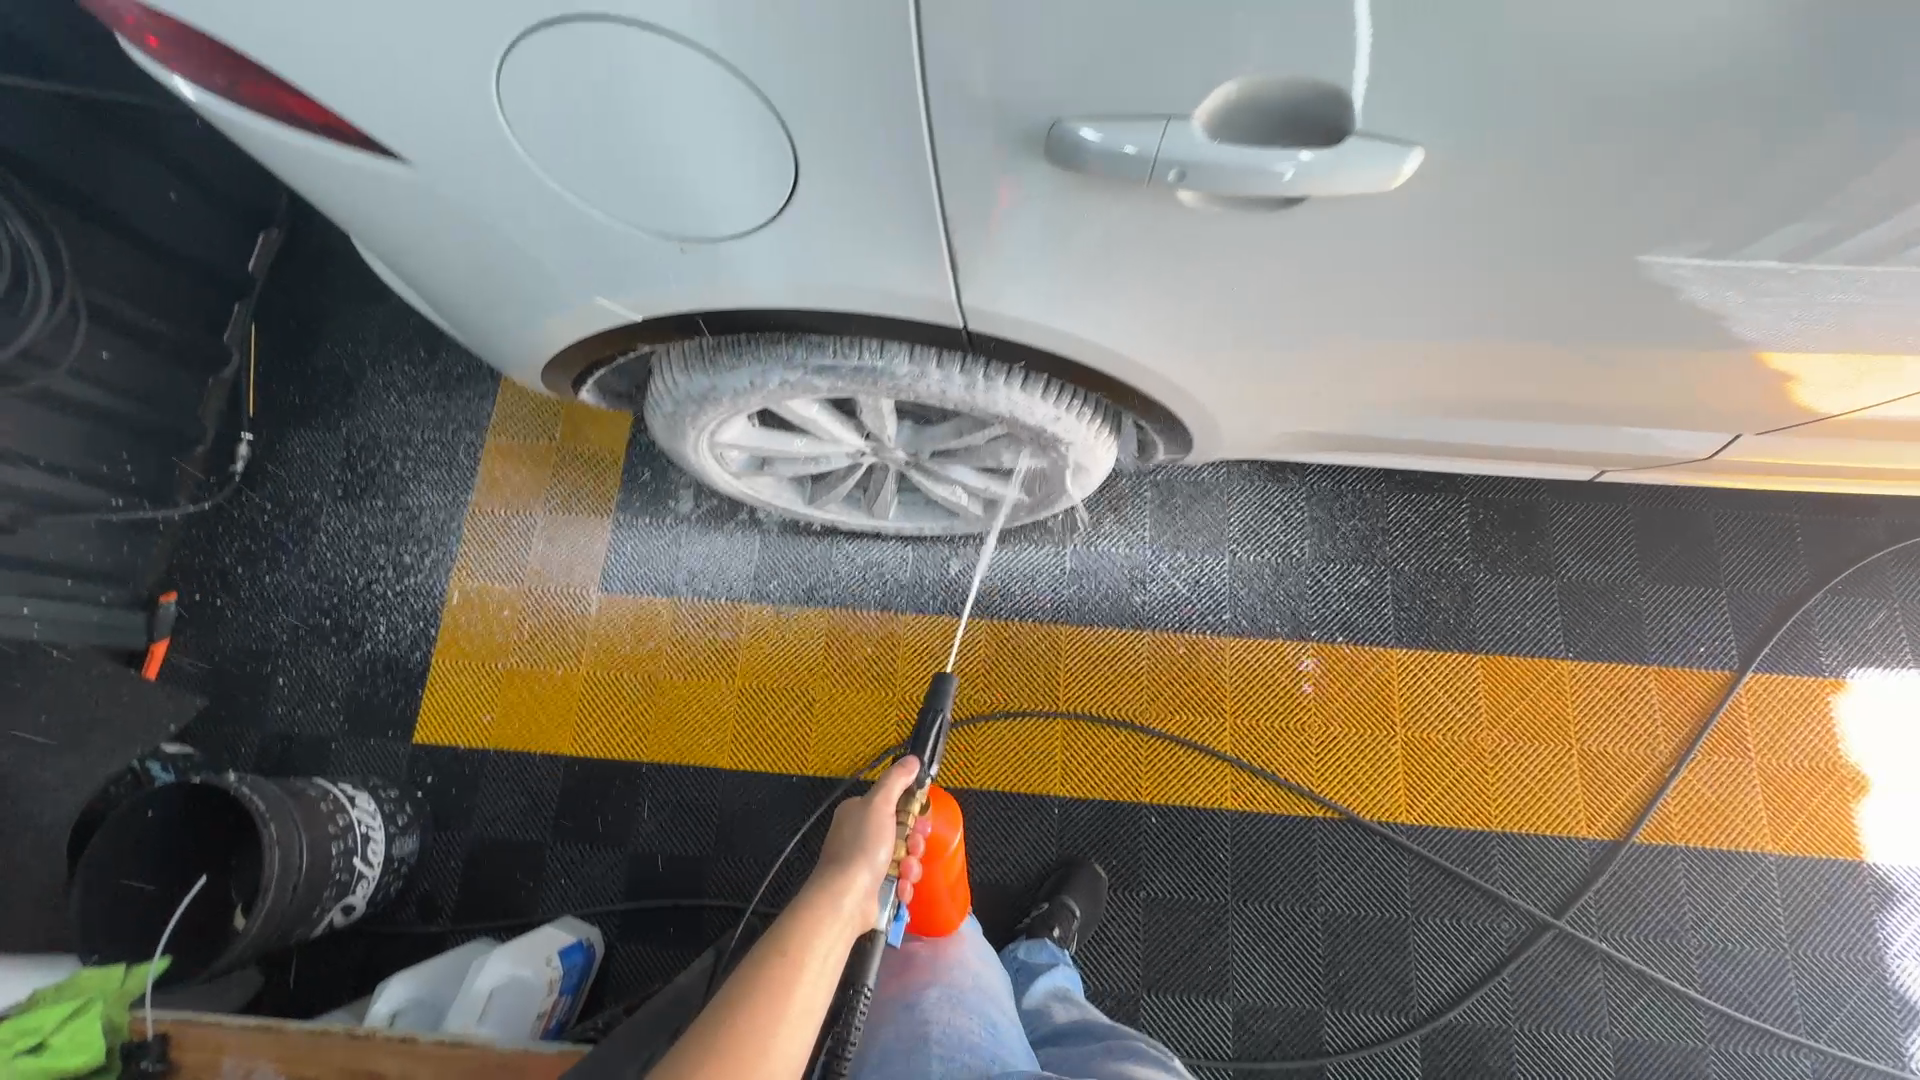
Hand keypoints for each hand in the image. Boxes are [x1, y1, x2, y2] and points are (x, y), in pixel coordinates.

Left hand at [806, 756, 933, 931]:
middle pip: (903, 832)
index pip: (893, 804)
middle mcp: (861, 836)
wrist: (845, 898)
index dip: (911, 812)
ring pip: (905, 858)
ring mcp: (867, 864)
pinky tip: (900, 888)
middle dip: (914, 842)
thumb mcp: (879, 804)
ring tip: (904, 872)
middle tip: (914, 846)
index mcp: (859, 812)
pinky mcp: (875, 889)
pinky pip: (900, 881)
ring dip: (911, 865)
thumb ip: (896, 780)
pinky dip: (904, 885)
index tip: (920, 819)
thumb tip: (912, 758)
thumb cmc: (861, 847)